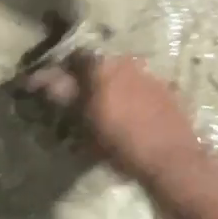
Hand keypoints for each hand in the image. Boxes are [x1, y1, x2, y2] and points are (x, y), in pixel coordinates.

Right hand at [24, 54, 204, 182]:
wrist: (174, 162)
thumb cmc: (123, 144)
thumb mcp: (86, 124)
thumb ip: (65, 96)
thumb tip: (43, 79)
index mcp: (102, 67)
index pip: (72, 57)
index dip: (58, 70)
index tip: (46, 83)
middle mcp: (126, 62)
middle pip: (97, 63)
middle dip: (84, 77)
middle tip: (75, 97)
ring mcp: (149, 75)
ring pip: (120, 74)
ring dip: (108, 86)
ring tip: (102, 107)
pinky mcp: (167, 90)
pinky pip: (139, 86)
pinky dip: (128, 95)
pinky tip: (127, 114)